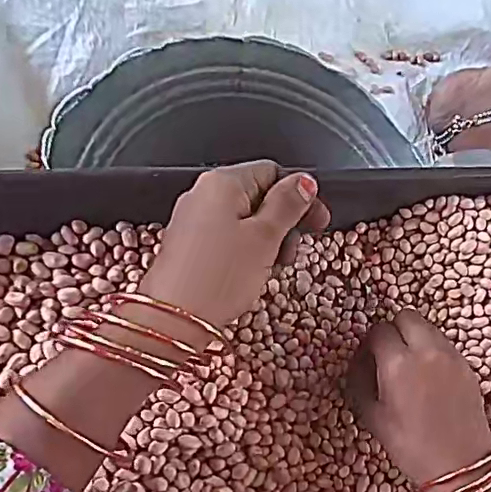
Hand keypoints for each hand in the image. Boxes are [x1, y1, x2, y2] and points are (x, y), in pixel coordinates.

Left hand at [139, 160, 330, 328]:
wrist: (173, 318)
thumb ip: (287, 205)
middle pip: (259, 196)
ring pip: (245, 221)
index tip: (317, 221)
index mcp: (222, 182)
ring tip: (272, 267)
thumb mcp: (265, 237)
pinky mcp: (190, 247)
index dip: (300, 197)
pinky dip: (247, 253)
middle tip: (292, 251)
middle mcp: (203, 194)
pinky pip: (228, 239)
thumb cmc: (218, 277)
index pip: (272, 173)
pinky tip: (250, 274)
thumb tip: (304, 182)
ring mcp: (194, 221)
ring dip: (268, 242)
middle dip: (284, 223)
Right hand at [346, 310, 490, 486]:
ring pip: (428, 327)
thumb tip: (359, 363)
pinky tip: (429, 377)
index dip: (370, 343)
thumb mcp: (373, 418)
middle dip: (394, 330)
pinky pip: (445, 344)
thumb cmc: (411, 447)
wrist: (461, 465)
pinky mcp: (467, 365)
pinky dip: (433, 350)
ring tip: (410, 366)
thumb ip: (361, 382)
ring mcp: (451, 356)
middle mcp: (427, 351)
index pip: (379, 330)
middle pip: (406, 317)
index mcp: (398, 363)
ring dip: (415, 337)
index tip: (368, 358)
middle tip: (389, 355)